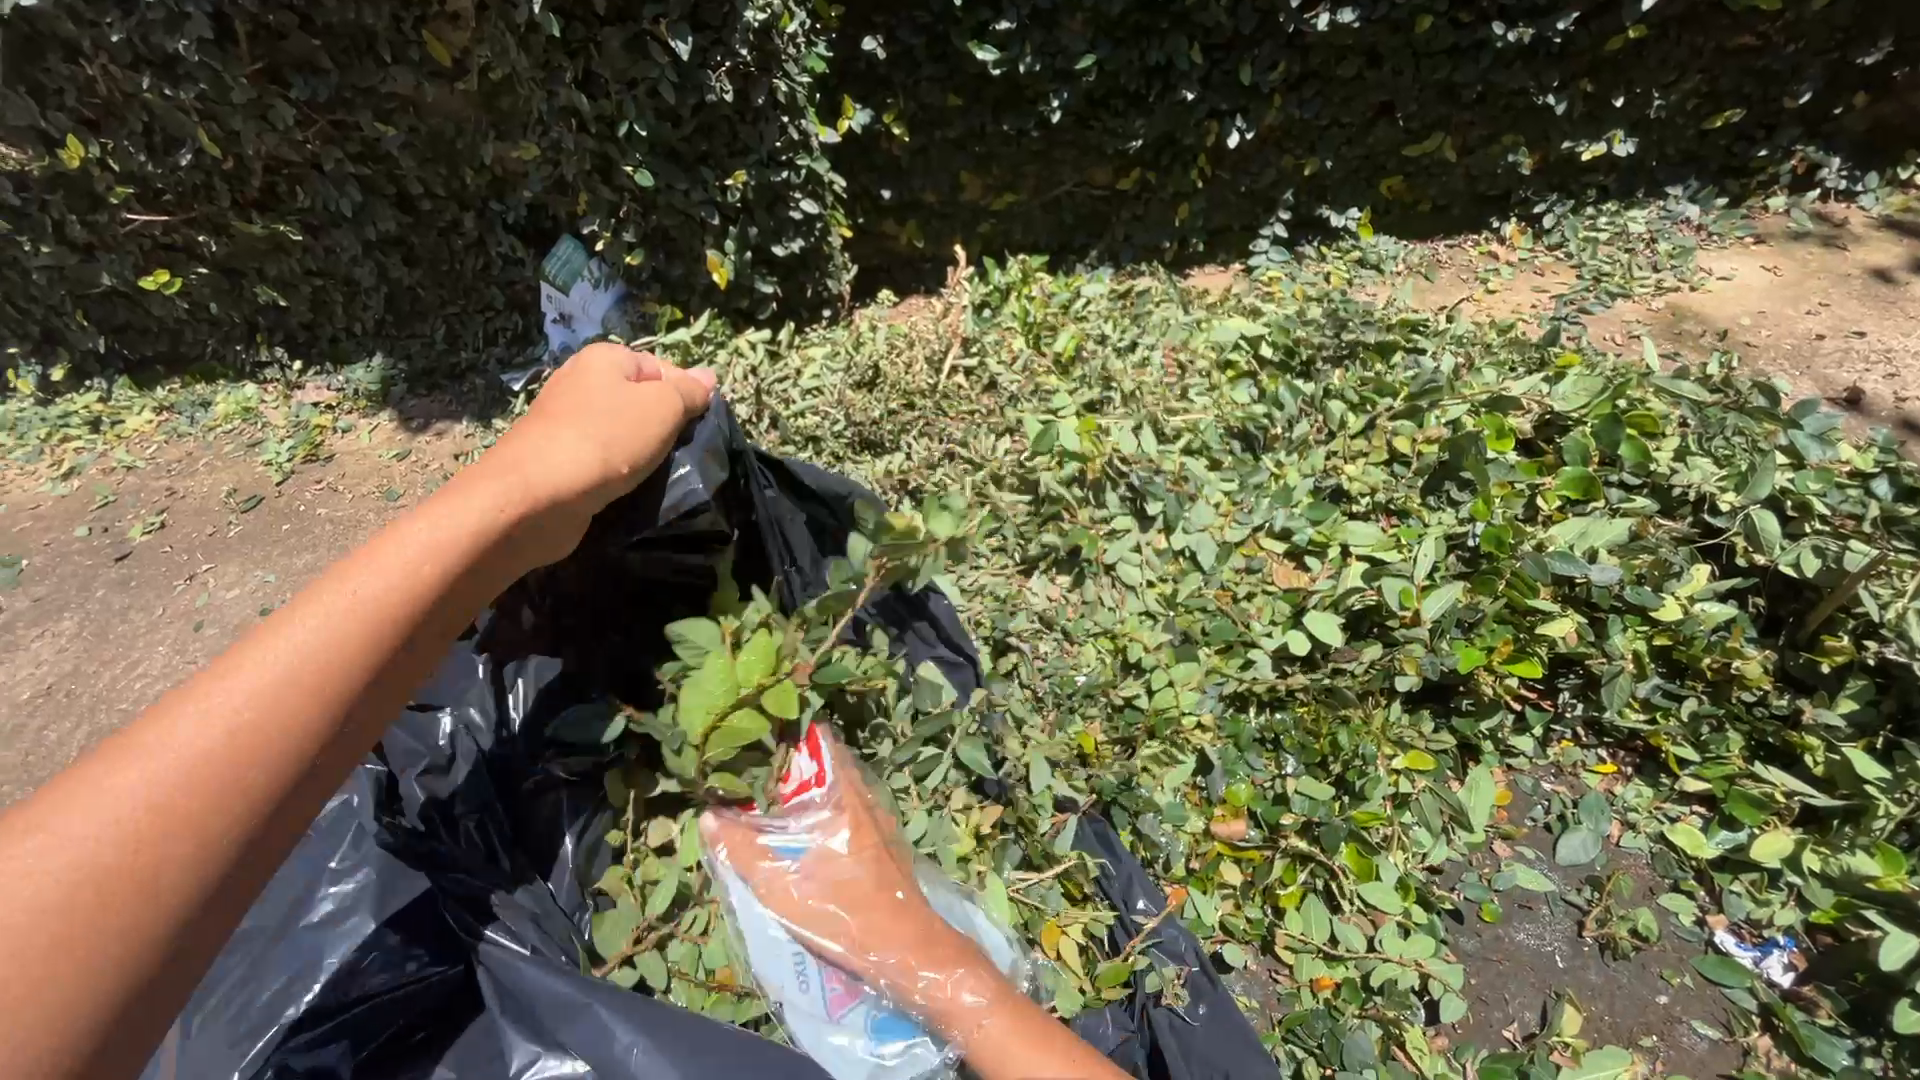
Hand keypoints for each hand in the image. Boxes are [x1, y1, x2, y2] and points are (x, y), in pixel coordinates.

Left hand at [474, 343, 714, 566]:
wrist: (536, 496)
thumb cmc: (606, 440)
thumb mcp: (663, 408)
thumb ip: (689, 392)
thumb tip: (708, 377)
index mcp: (605, 359)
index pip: (661, 368)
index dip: (686, 394)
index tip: (701, 425)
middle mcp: (582, 383)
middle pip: (641, 400)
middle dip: (666, 425)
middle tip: (686, 451)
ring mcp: (567, 422)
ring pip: (624, 432)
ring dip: (646, 453)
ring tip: (663, 473)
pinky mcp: (561, 458)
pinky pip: (605, 458)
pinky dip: (621, 471)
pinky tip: (633, 487)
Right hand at [699, 735, 1004, 1019]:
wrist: (905, 949)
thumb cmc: (842, 911)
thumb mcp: (781, 885)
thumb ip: (743, 849)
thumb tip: (707, 816)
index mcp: (845, 795)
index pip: (823, 743)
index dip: (796, 736)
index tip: (767, 738)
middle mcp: (868, 799)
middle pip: (833, 766)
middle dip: (800, 768)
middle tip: (764, 773)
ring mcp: (883, 823)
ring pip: (845, 792)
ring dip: (817, 794)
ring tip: (782, 803)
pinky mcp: (889, 846)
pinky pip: (856, 815)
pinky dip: (833, 815)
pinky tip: (816, 838)